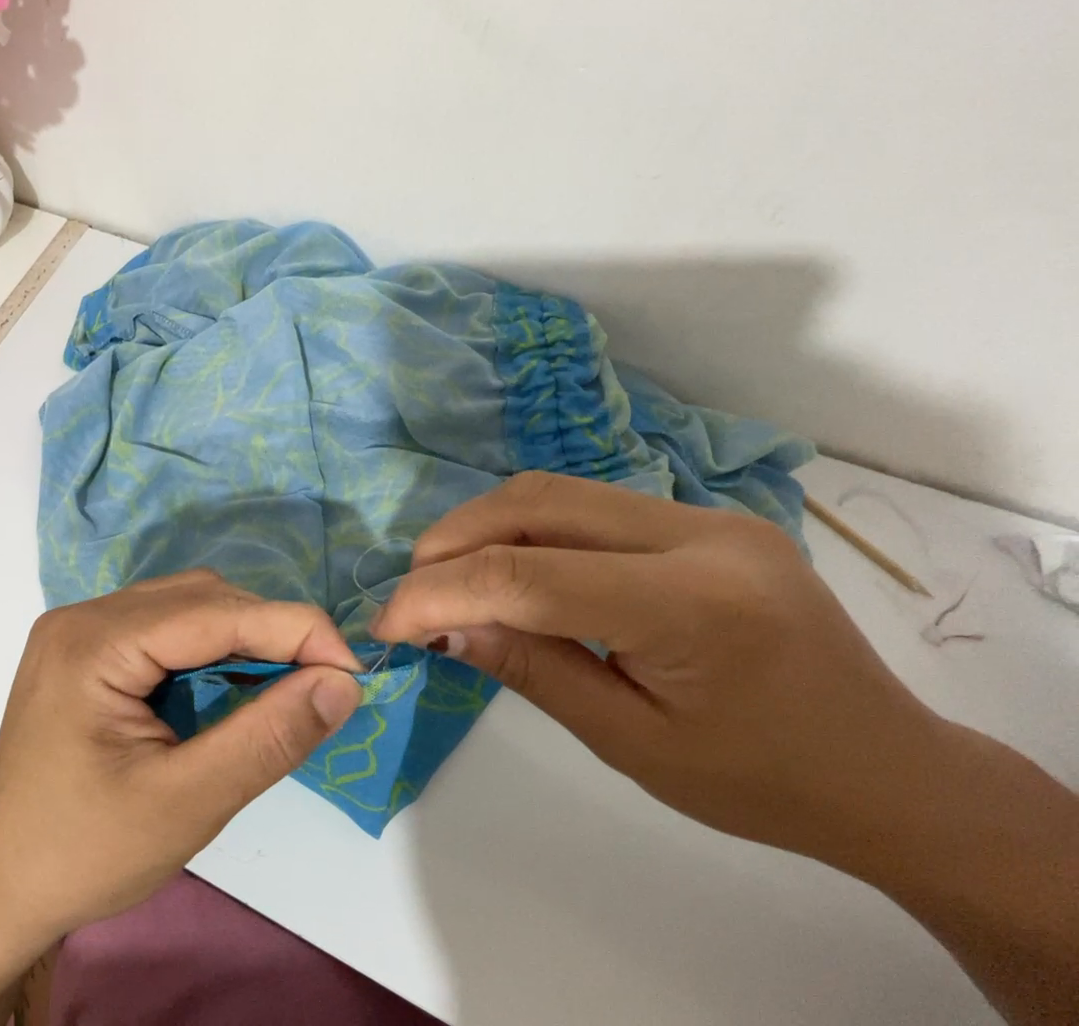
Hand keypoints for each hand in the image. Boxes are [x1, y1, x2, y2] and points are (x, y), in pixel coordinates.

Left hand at [0, 570, 363, 951]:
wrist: (3, 889)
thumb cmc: (87, 853)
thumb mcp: (187, 801)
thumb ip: (267, 737)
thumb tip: (343, 684)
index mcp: (92, 643)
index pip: (213, 611)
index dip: (293, 630)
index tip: (354, 671)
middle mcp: (79, 619)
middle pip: (198, 598)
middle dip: (269, 632)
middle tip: (324, 685)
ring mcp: (75, 635)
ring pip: (182, 609)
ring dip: (240, 639)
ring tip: (286, 688)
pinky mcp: (81, 657)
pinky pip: (160, 632)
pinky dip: (206, 653)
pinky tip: (232, 690)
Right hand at [370, 471, 943, 865]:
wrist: (888, 772)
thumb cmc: (759, 781)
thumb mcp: (629, 741)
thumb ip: (530, 669)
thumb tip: (439, 625)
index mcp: (691, 606)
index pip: (526, 573)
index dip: (438, 592)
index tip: (386, 624)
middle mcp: (703, 536)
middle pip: (536, 502)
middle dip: (451, 542)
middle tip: (410, 596)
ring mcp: (710, 518)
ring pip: (557, 493)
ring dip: (484, 530)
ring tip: (449, 583)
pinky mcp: (707, 521)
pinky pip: (591, 508)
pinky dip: (529, 533)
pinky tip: (509, 573)